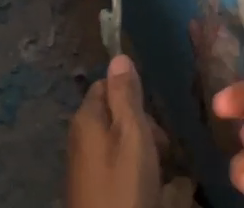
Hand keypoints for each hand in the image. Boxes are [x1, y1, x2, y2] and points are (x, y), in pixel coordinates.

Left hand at [68, 54, 163, 207]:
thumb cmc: (123, 183)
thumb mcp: (131, 132)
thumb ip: (126, 94)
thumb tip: (118, 56)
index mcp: (86, 118)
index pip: (107, 85)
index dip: (132, 94)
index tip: (153, 116)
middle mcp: (81, 136)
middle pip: (117, 114)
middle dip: (144, 126)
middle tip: (161, 148)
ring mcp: (86, 164)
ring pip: (121, 142)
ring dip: (145, 151)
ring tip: (162, 172)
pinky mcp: (95, 187)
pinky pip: (119, 166)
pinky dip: (137, 172)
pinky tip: (152, 187)